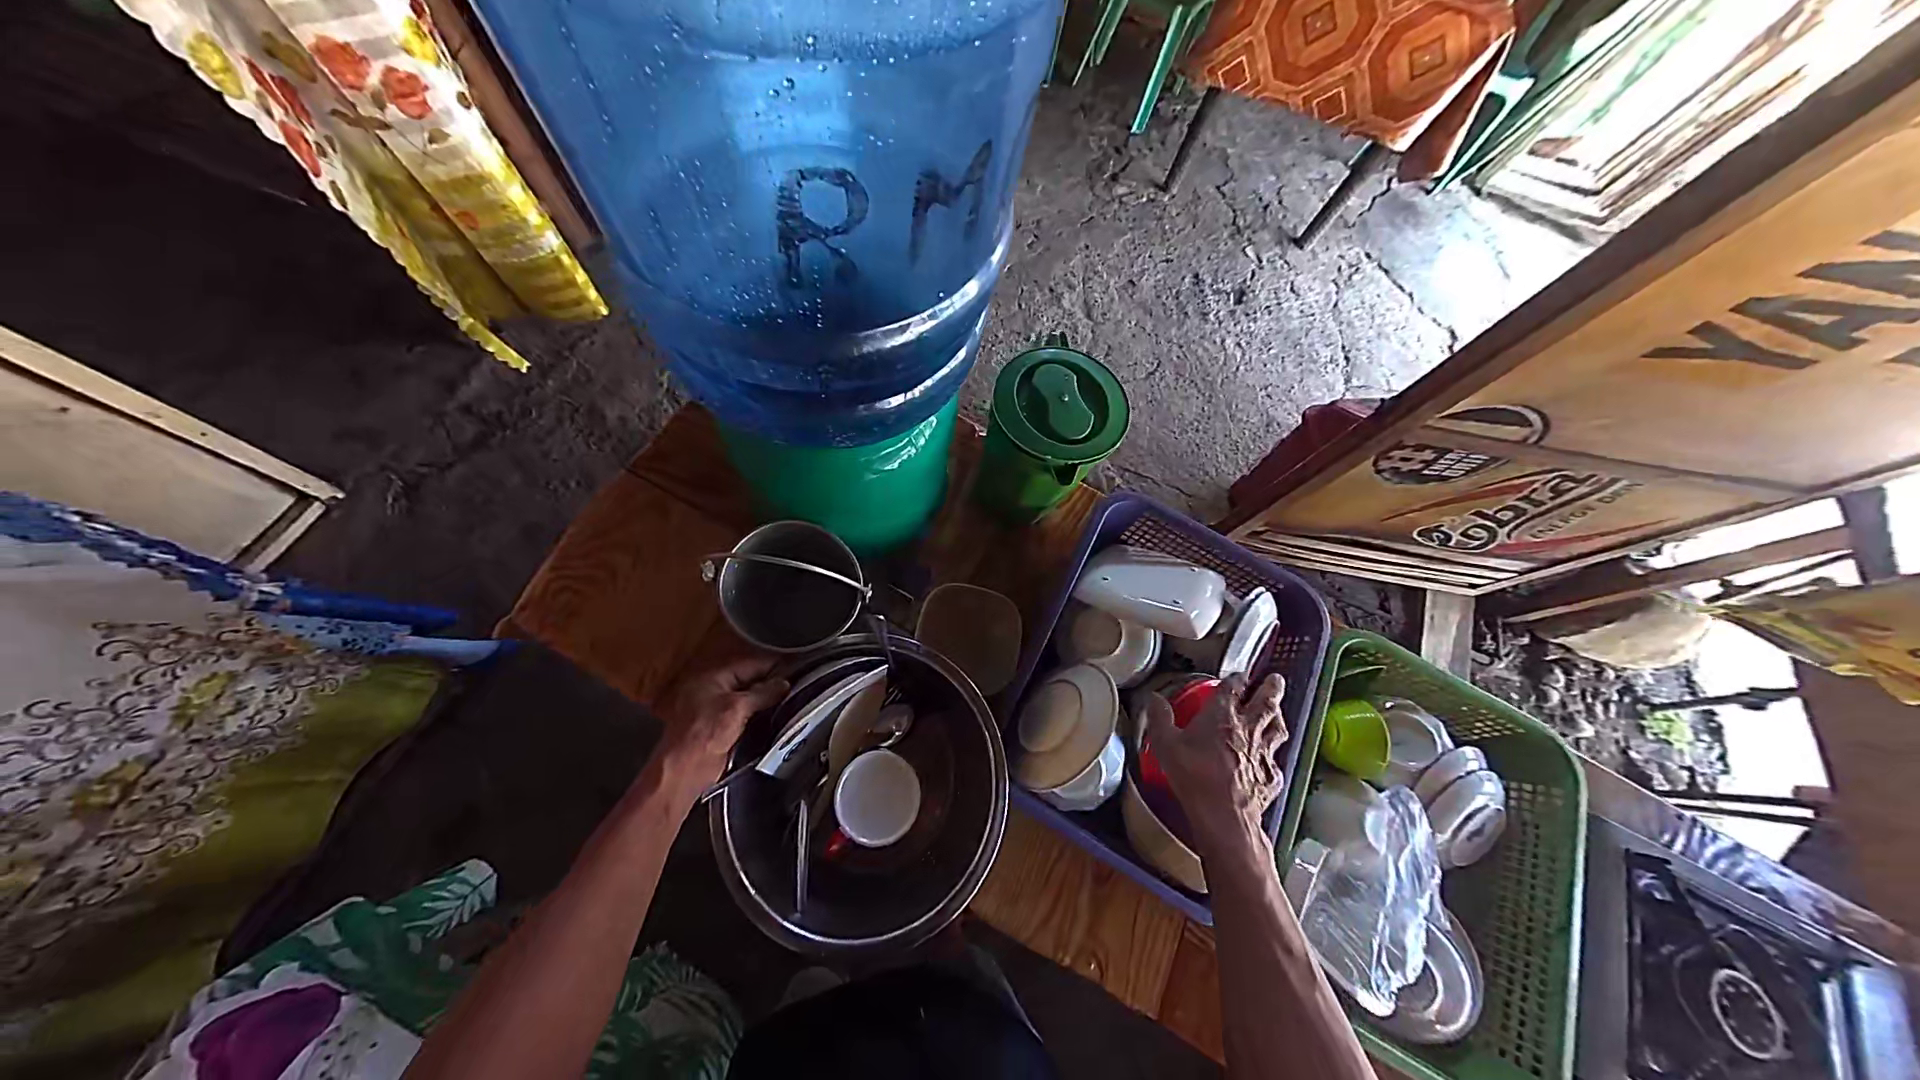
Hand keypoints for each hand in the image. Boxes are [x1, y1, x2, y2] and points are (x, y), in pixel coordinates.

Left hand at [658, 657, 789, 784]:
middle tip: (799, 685)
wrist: (685, 770)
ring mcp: (718, 710)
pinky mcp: (723, 728)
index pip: (750, 664)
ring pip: (750, 700)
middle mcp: (715, 690)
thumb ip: (763, 693)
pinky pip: (747, 716)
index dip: (774, 666)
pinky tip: (778, 717)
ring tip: (793, 700)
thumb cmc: (703, 734)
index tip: (797, 668)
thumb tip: (783, 684)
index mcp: (713, 677)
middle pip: (751, 681)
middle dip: (773, 684)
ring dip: (768, 702)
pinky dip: (761, 716)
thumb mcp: (737, 707)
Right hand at [1145, 673, 1287, 854]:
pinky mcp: (1271, 776)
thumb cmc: (1194, 776)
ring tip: (1278, 711)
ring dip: (1279, 716)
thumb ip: (1159, 717)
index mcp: (1222, 716)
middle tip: (1275, 679)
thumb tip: (1153, 700)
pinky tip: (1270, 759)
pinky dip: (1273, 755)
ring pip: (1277, 728)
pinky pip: (1276, 760)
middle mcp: (1247, 729)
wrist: (1224, 815)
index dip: (1236, 678)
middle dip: (1271, 688)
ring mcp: (1263, 752)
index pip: (1233, 688)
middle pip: (1266, 702)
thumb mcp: (1165, 743)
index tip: (1238, 675)